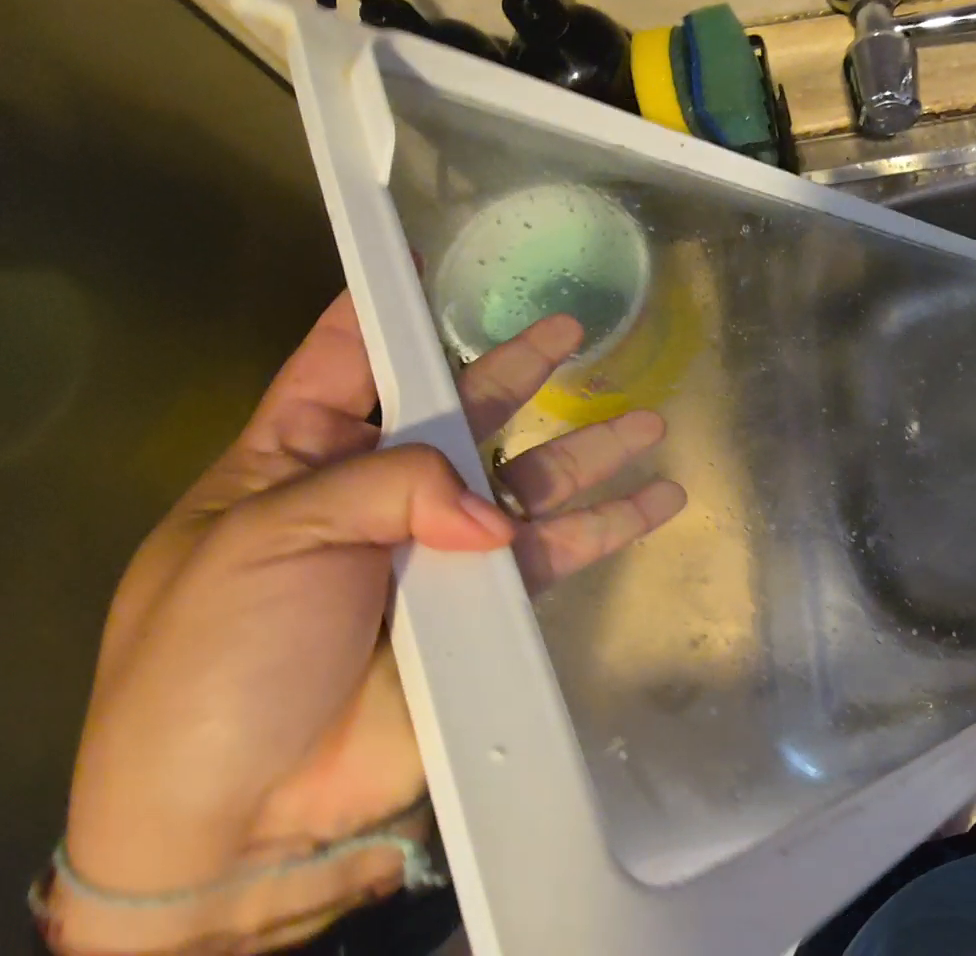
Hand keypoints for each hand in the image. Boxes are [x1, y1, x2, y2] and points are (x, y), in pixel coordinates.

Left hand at [51, 293, 684, 951]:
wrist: (245, 810)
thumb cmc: (218, 661)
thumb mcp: (263, 545)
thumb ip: (389, 489)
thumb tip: (500, 512)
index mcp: (299, 461)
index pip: (342, 362)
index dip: (381, 311)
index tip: (425, 264)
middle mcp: (384, 493)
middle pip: (462, 409)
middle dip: (516, 367)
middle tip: (571, 329)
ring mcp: (446, 548)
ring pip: (533, 477)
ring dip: (592, 448)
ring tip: (649, 420)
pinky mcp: (495, 602)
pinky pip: (565, 547)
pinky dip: (614, 522)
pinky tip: (659, 498)